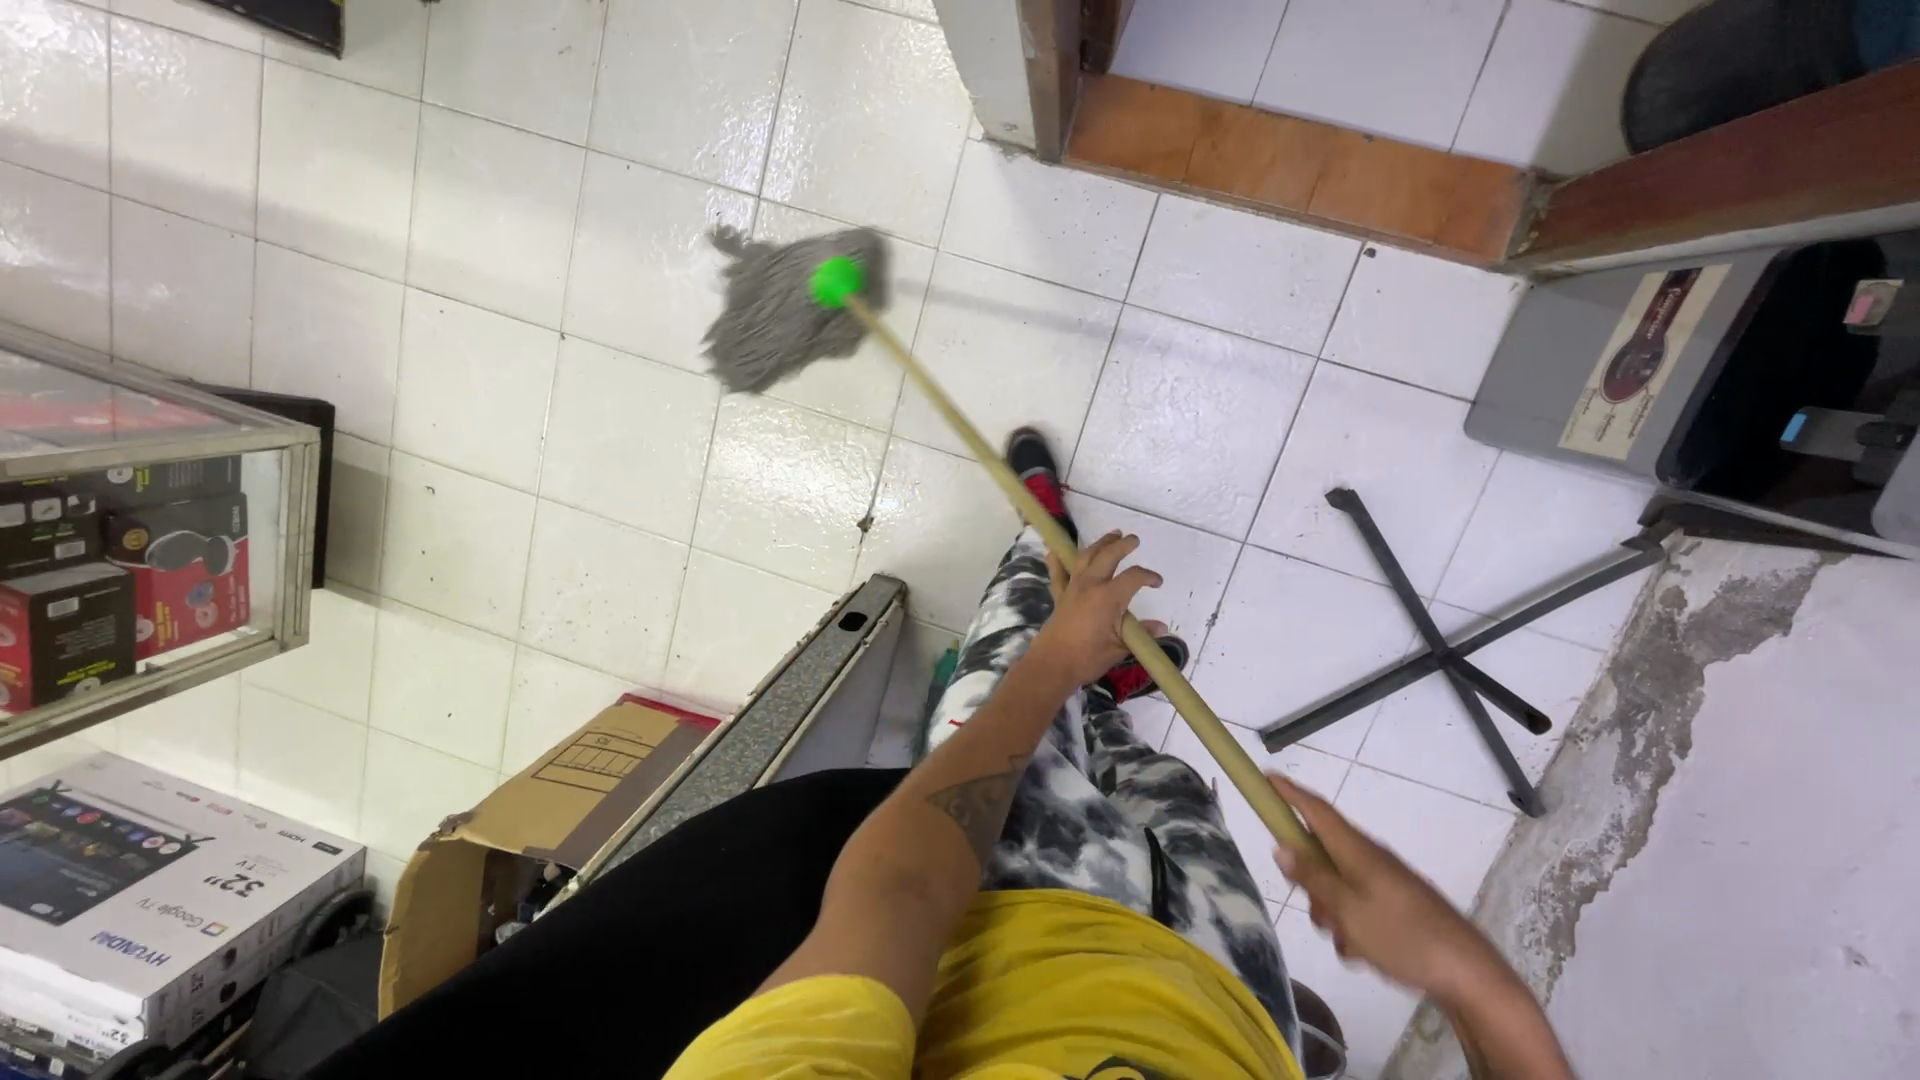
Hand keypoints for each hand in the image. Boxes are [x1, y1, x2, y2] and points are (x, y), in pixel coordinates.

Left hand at [1024, 531, 1163, 689]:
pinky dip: (1057, 560)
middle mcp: (1090, 586)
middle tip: (1134, 539)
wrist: (1052, 664)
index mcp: (1108, 597)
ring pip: (1085, 557)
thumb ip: (1140, 633)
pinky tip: (1054, 549)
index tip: (1158, 582)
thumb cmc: (1088, 658)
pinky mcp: (1060, 596)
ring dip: (1099, 544)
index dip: (1149, 576)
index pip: (1134, 577)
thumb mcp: (1119, 648)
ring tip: (1111, 536)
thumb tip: (1161, 627)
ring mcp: (1072, 588)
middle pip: (1108, 556)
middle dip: (1122, 545)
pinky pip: (1057, 573)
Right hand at [1268, 773, 1511, 1005]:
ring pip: (1336, 884)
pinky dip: (1352, 925)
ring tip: (1347, 940)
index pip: (1316, 810)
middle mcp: (1369, 858)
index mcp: (1357, 851)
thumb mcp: (1347, 911)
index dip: (1289, 792)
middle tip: (1315, 908)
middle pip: (1321, 852)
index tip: (1265, 776)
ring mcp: (1385, 882)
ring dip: (1330, 909)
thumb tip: (1281, 846)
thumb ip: (1312, 879)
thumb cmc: (1404, 937)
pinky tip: (1364, 952)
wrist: (1471, 977)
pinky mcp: (1398, 906)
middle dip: (1308, 880)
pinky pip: (1357, 905)